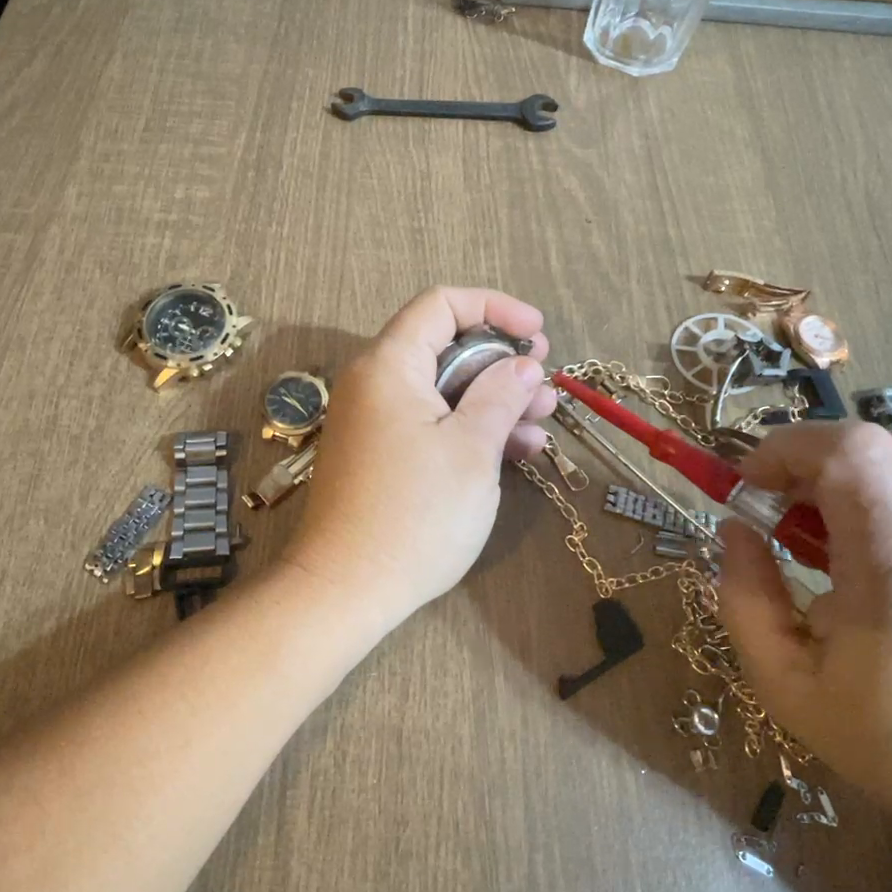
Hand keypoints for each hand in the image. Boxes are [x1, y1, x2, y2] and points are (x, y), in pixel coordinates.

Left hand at [289, 287, 558, 619]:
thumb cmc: (415, 513)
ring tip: (542, 422)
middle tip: (545, 387)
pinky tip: (515, 452)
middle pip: (443, 348)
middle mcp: (374, 383)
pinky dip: (467, 429)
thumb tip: (522, 365)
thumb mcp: (472, 448)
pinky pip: (427, 424)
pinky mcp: (378, 455)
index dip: (494, 307)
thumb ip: (500, 395)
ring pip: (441, 390)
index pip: (441, 305)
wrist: (346, 587)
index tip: (539, 334)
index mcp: (389, 365)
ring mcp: (373, 422)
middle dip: (500, 363)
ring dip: (492, 400)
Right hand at [716, 423, 891, 865]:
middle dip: (814, 466)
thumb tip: (736, 529)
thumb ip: (745, 598)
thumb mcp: (791, 689)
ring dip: (867, 481)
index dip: (790, 446)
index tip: (757, 486)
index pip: (852, 449)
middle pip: (879, 444)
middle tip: (792, 521)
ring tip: (854, 543)